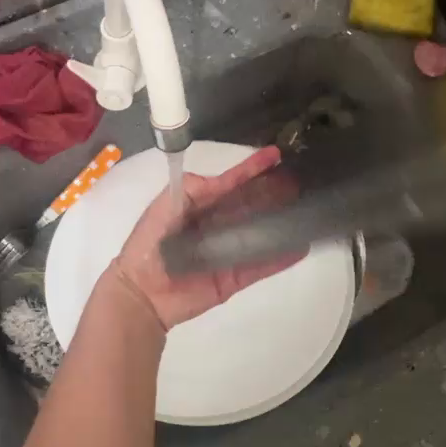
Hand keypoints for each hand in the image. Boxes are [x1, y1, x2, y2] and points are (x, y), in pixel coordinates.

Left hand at [100, 146, 301, 331]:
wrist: (141, 291)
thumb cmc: (149, 245)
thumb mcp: (165, 206)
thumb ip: (192, 189)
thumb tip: (220, 179)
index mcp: (200, 207)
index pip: (231, 184)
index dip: (251, 169)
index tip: (274, 155)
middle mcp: (217, 226)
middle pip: (250, 206)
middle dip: (272, 193)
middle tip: (297, 182)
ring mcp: (228, 253)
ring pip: (259, 234)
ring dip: (280, 221)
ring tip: (304, 207)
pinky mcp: (233, 279)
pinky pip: (260, 267)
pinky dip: (280, 258)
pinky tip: (300, 246)